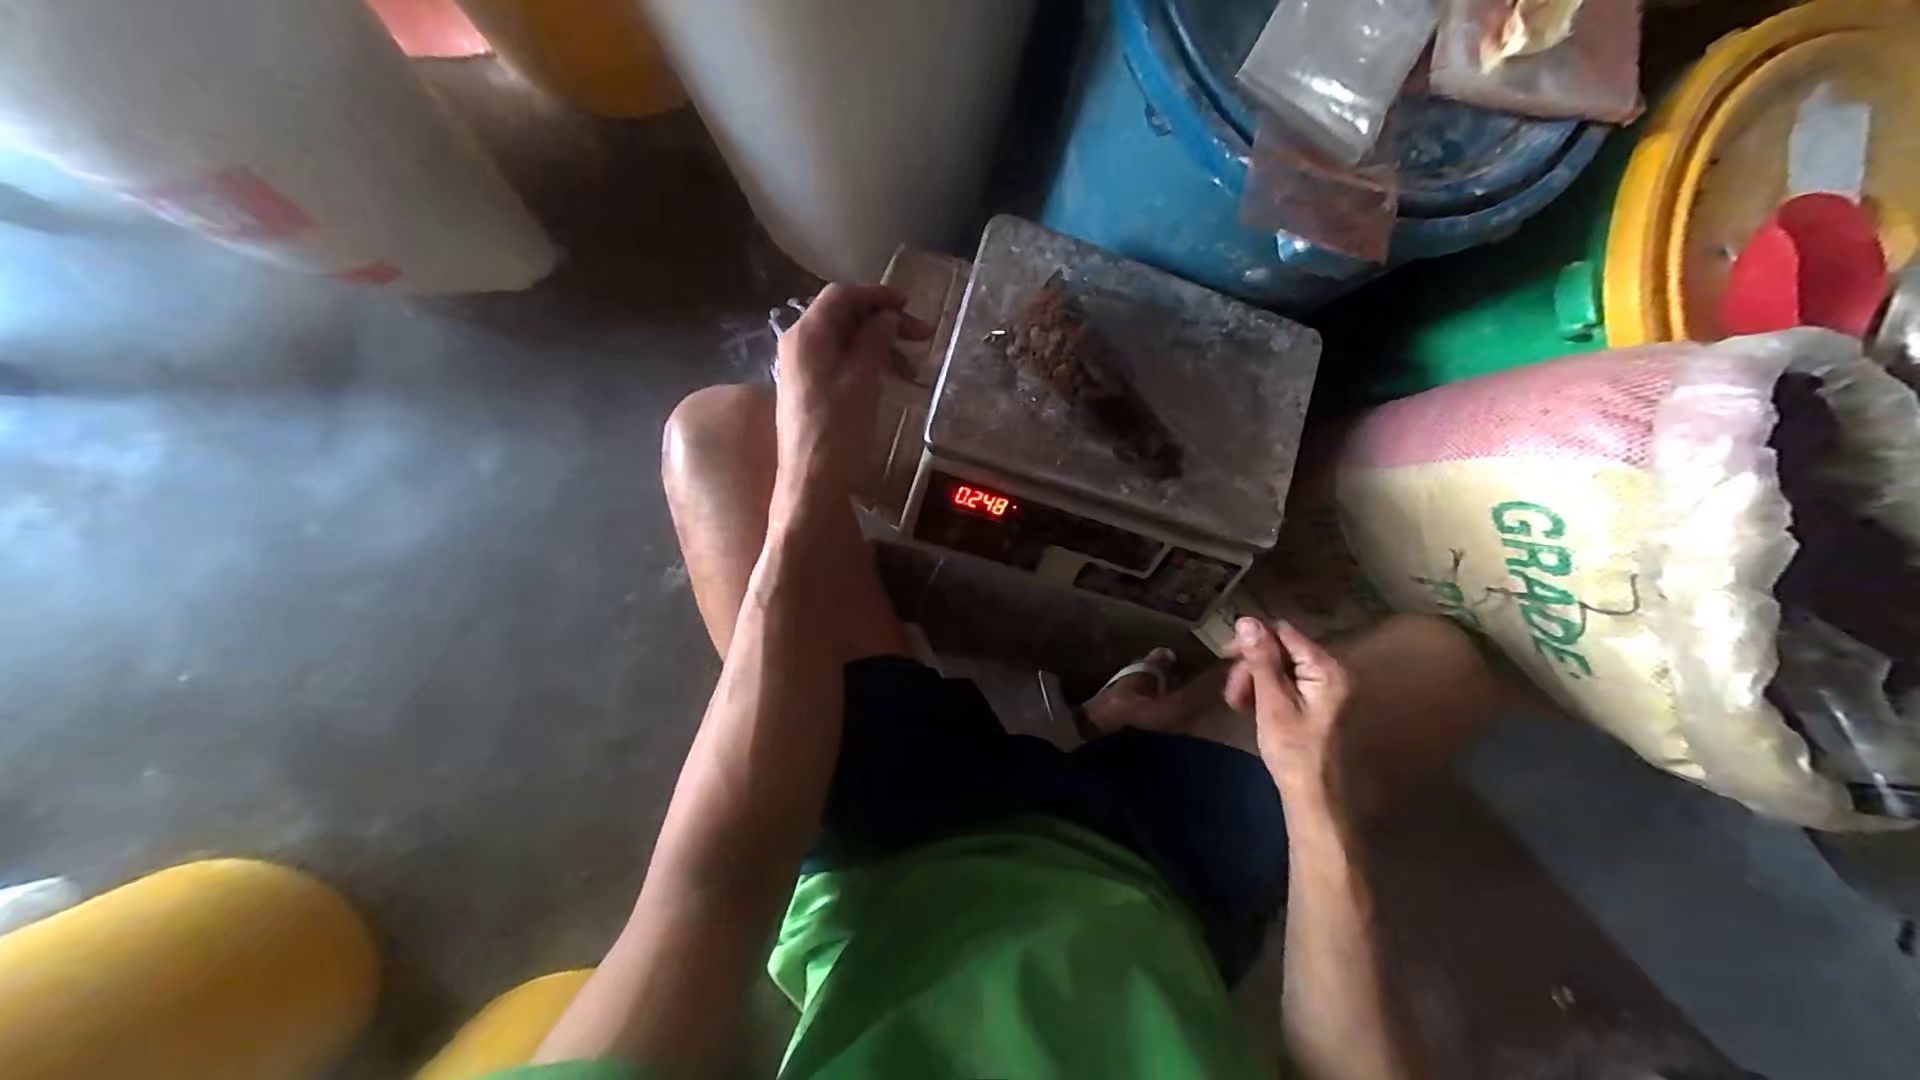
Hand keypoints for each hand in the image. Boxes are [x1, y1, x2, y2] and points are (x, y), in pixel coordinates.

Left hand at [772, 283, 931, 502]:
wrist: (812, 480)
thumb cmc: (838, 428)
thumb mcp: (863, 379)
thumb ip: (875, 339)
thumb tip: (887, 316)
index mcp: (806, 335)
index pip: (841, 297)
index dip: (877, 296)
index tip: (910, 305)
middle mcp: (798, 344)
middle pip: (843, 317)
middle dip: (883, 322)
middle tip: (922, 337)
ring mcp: (801, 368)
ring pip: (845, 342)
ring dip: (879, 346)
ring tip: (913, 368)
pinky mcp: (808, 390)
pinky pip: (840, 363)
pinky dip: (867, 364)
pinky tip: (890, 379)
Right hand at [1224, 618, 1351, 795]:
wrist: (1312, 794)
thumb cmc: (1292, 750)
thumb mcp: (1271, 702)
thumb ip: (1261, 659)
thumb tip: (1246, 621)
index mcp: (1326, 669)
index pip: (1283, 632)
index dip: (1252, 640)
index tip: (1225, 657)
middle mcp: (1330, 671)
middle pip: (1279, 648)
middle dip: (1250, 665)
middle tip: (1233, 692)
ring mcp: (1323, 686)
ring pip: (1277, 665)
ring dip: (1253, 679)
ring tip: (1238, 703)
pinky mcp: (1315, 699)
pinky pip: (1284, 681)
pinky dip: (1263, 689)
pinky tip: (1250, 705)